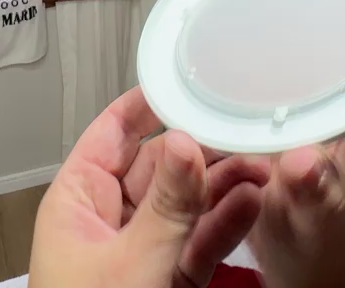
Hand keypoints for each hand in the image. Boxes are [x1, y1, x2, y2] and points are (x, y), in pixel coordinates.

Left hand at [30, 86, 269, 287]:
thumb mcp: (130, 266)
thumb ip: (165, 204)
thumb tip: (185, 138)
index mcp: (78, 199)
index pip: (113, 131)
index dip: (148, 102)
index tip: (190, 76)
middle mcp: (109, 216)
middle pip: (158, 163)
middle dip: (203, 143)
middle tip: (246, 121)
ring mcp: (142, 248)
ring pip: (186, 201)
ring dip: (224, 181)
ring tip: (265, 157)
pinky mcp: (169, 279)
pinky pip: (199, 239)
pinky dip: (227, 221)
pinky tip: (256, 199)